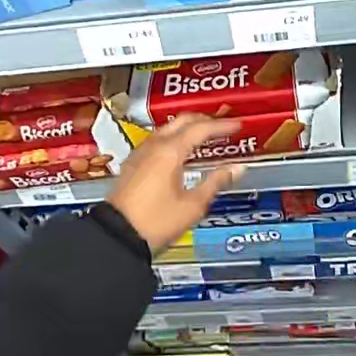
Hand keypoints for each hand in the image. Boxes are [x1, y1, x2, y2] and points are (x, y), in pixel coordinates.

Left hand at [104, 113, 243, 252]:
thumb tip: (237, 168)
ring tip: (204, 136)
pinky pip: (156, 141)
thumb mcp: (193, 206)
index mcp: (170, 152)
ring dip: (187, 128)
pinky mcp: (132, 164)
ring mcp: (140, 153)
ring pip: (167, 128)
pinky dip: (173, 138)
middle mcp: (153, 146)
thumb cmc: (155, 222)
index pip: (200, 128)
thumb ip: (216, 182)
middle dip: (204, 120)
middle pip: (182, 121)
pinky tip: (180, 152)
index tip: (237, 125)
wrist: (117, 236)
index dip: (221, 125)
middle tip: (222, 124)